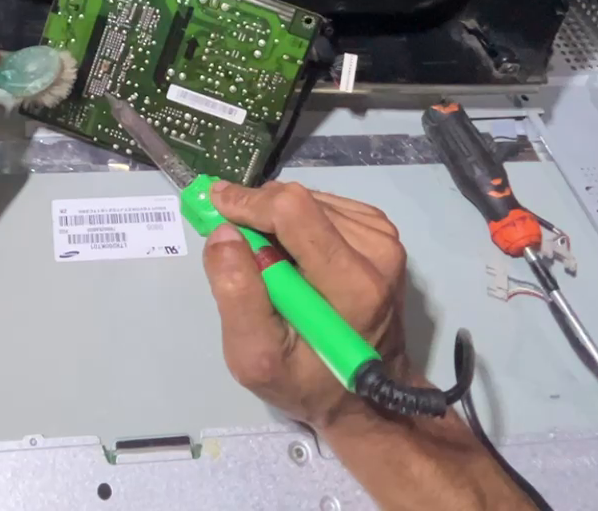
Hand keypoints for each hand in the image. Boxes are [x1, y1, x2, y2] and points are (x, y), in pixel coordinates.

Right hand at [201, 181, 413, 429]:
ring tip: (269, 260)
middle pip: (298, 200)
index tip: (214, 205)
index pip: (294, 210)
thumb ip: (236, 295)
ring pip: (307, 198)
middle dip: (257, 213)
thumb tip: (223, 232)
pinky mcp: (380, 232)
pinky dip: (296, 221)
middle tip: (237, 245)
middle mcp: (376, 250)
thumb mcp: (256, 358)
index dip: (248, 202)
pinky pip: (321, 204)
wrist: (365, 397)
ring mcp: (383, 238)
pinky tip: (294, 254)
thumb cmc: (308, 381)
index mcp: (352, 283)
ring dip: (275, 219)